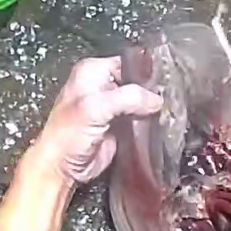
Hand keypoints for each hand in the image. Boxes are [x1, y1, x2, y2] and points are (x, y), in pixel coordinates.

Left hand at [23, 56, 162, 188]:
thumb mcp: (95, 108)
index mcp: (92, 72)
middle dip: (152, 91)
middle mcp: (103, 86)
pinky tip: (160, 125)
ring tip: (166, 113)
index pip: (129, 63)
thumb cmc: (67, 135)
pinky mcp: (120, 126)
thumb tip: (155, 100)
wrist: (62, 167)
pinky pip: (141, 120)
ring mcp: (113, 107)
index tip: (164, 83)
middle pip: (137, 82)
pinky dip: (149, 123)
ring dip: (152, 109)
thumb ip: (127, 98)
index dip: (146, 73)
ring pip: (142, 102)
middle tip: (168, 100)